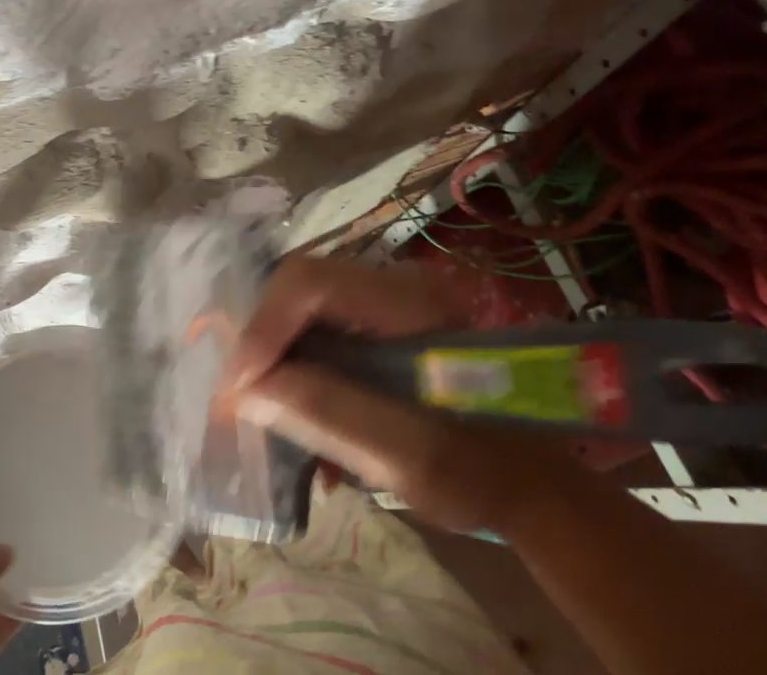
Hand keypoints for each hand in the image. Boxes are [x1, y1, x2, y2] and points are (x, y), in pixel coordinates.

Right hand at [230, 257, 586, 533]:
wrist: (531, 483)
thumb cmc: (481, 473)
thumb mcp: (408, 456)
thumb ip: (330, 414)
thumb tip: (246, 388)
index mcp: (412, 304)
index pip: (311, 283)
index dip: (264, 327)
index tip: (239, 388)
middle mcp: (395, 286)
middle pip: (299, 287)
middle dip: (259, 338)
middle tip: (235, 396)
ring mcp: (386, 303)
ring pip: (300, 305)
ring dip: (271, 351)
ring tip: (253, 402)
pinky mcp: (379, 325)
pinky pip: (315, 327)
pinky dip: (291, 361)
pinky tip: (287, 402)